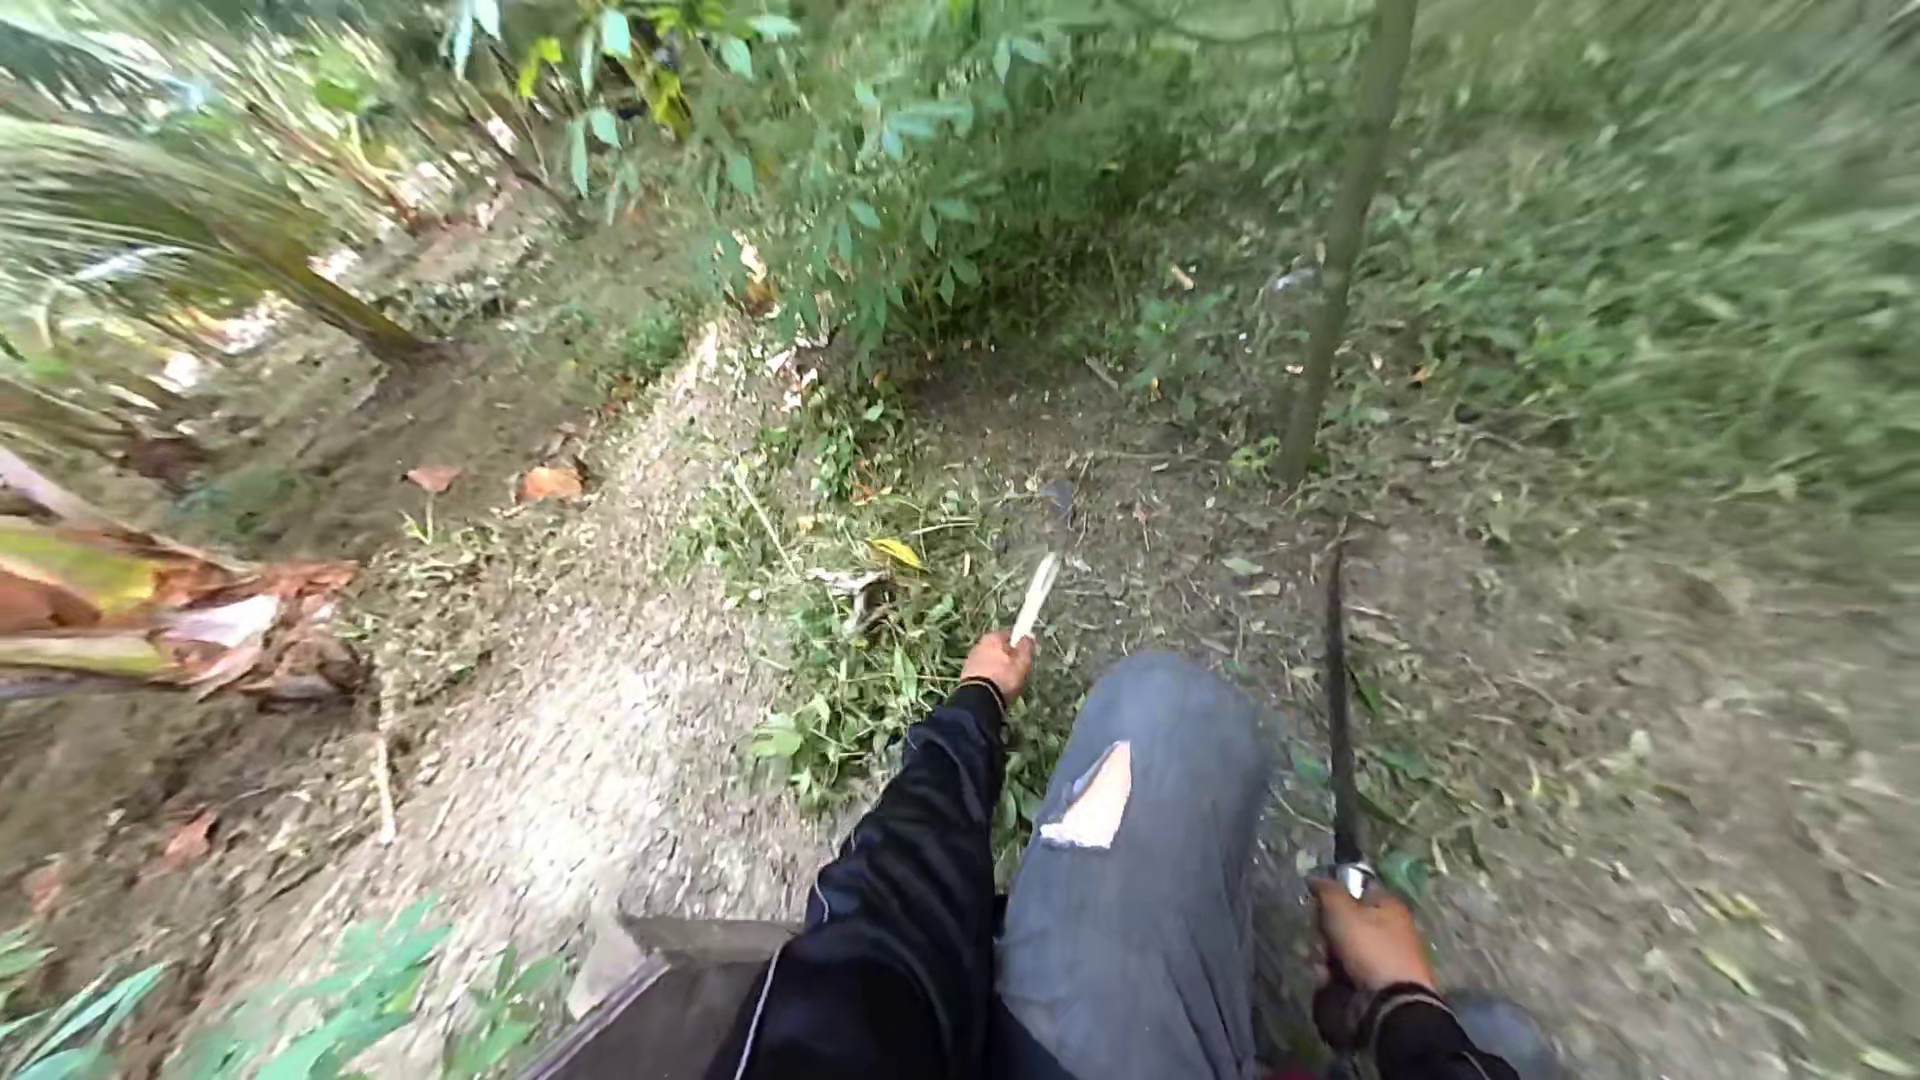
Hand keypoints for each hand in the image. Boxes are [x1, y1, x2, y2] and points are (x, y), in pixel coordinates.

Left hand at [960, 629, 1034, 702]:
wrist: (978, 700)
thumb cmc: (1004, 677)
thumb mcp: (1022, 662)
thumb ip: (1026, 647)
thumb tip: (1028, 636)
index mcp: (992, 638)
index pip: (1009, 635)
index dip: (1019, 645)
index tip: (1025, 657)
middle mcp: (978, 645)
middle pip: (998, 648)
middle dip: (1007, 658)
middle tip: (1017, 672)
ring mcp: (970, 660)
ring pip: (990, 661)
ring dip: (997, 669)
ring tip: (1006, 684)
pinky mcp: (965, 675)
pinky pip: (983, 673)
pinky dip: (989, 678)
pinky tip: (995, 688)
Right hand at [1309, 876, 1437, 992]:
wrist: (1393, 1004)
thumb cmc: (1369, 946)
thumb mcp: (1341, 908)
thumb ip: (1326, 888)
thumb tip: (1315, 878)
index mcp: (1389, 905)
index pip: (1353, 887)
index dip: (1332, 894)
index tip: (1318, 904)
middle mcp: (1390, 927)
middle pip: (1344, 918)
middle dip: (1323, 928)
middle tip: (1319, 937)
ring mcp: (1385, 956)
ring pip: (1342, 943)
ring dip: (1324, 951)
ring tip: (1321, 962)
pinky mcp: (1379, 980)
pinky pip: (1348, 966)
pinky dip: (1334, 970)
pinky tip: (1327, 975)